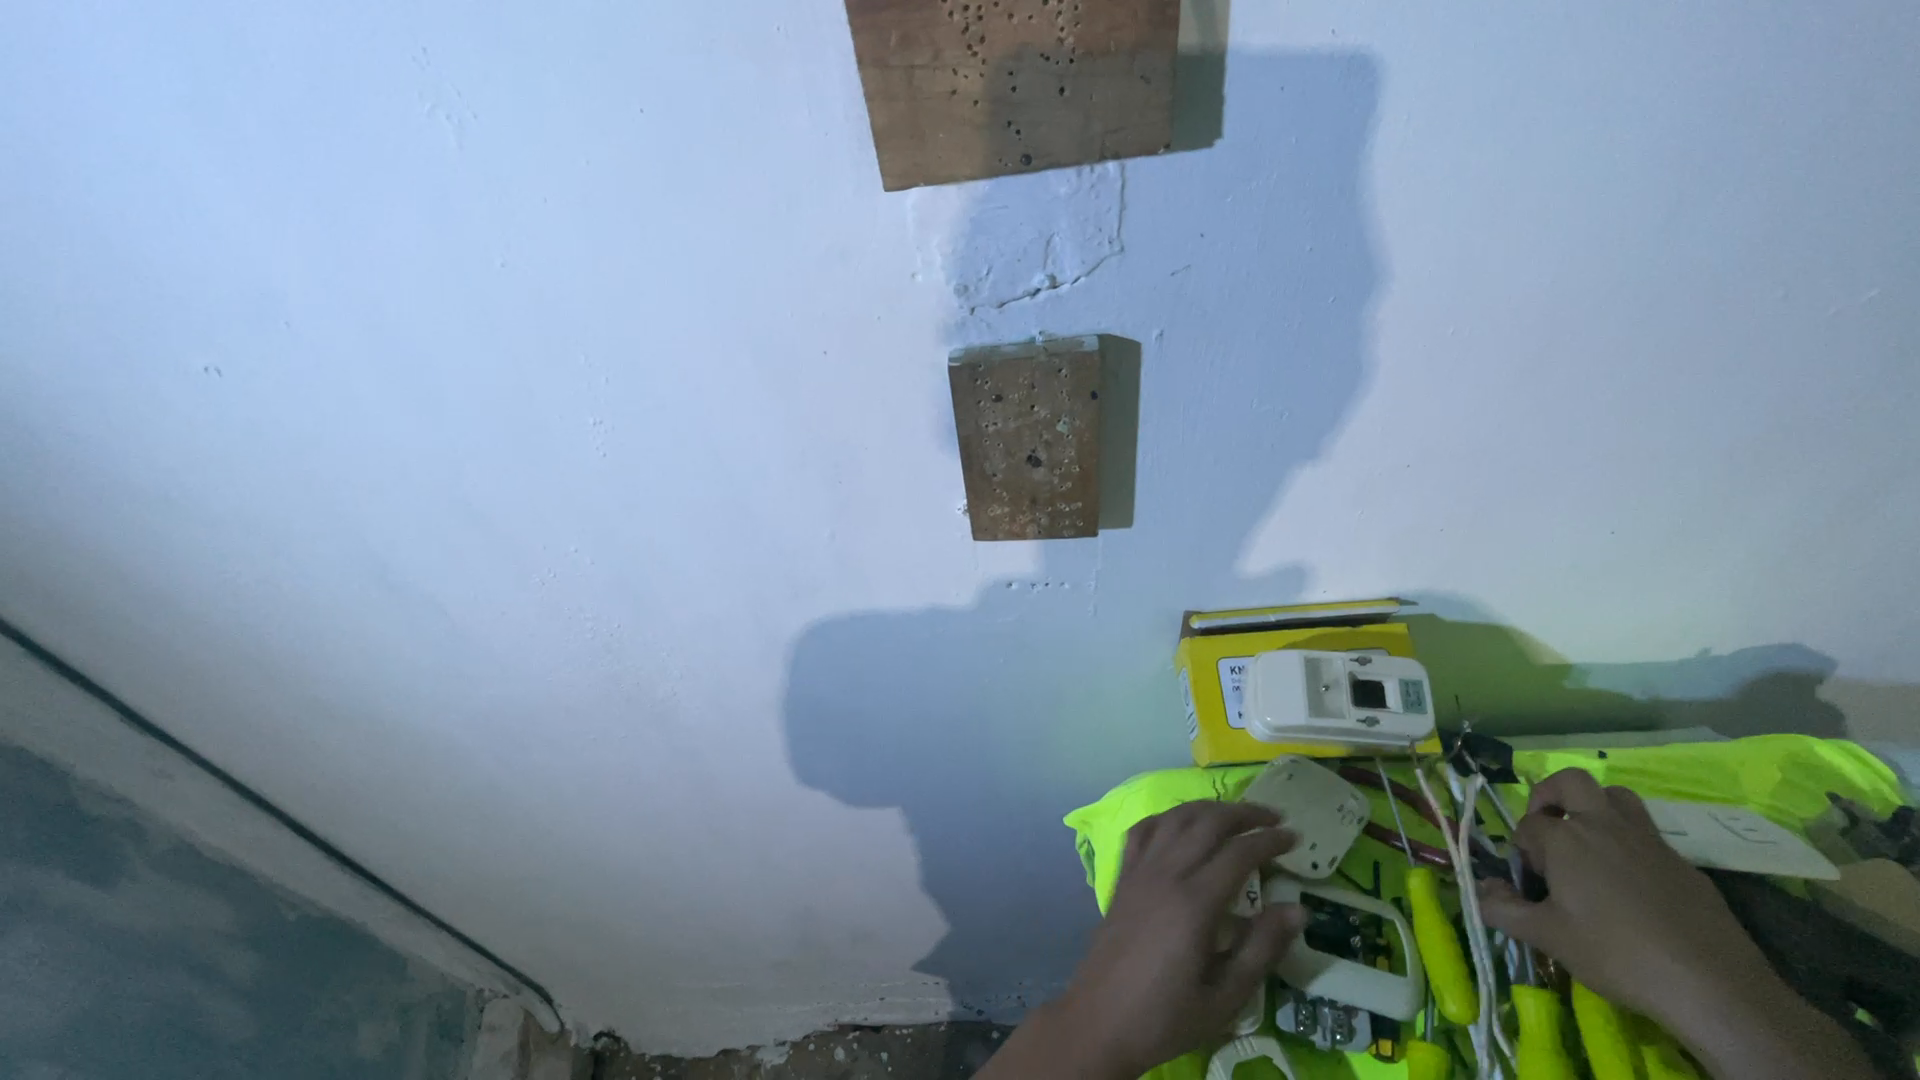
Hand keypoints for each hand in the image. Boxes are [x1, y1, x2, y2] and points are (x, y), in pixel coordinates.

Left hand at [1046, 800, 1305, 1076]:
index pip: (1238, 852)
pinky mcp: (1122, 878)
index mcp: (1194, 903)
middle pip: (1207, 822)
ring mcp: (1139, 872)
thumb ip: (1262, 948)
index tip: (1295, 838)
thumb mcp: (1226, 997)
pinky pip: (1143, 831)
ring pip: (1175, 818)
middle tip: (1274, 817)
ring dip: (1208, 809)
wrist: (1100, 1020)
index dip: (1269, 840)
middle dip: (1244, 813)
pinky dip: (1167, 818)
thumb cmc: (1166, 1016)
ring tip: (1236, 814)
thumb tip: (1298, 909)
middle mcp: (1165, 875)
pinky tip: (1181, 823)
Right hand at [1476, 769, 1775, 1023]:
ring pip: (1616, 798)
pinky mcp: (1684, 865)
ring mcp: (1649, 842)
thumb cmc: (1616, 954)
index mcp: (1566, 839)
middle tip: (1546, 830)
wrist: (1713, 986)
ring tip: (1588, 845)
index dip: (1521, 851)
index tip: (1527, 883)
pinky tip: (1632, 889)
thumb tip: (1480, 889)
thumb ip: (1503, 908)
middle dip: (1550, 796)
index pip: (1527, 827)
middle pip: (1571, 782)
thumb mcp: (1547, 937)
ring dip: (1595, 809)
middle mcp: (1604, 826)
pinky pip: (1648, 837)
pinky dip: (1630, 846)